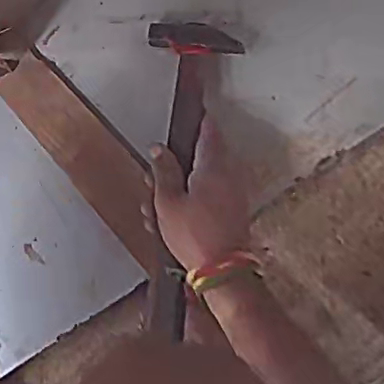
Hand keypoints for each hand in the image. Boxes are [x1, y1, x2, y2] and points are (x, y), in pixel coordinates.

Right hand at [143, 120, 250, 271]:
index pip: (208, 132)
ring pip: (200, 178)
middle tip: (152, 179)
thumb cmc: (192, 234)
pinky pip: (206, 195)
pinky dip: (188, 200)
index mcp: (213, 168)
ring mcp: (232, 194)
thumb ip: (163, 171)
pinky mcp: (231, 210)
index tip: (188, 111)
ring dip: (177, 186)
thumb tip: (159, 149)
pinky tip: (169, 219)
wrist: (222, 272)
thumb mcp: (166, 201)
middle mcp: (228, 176)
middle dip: (174, 164)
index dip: (197, 120)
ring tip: (155, 207)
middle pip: (200, 157)